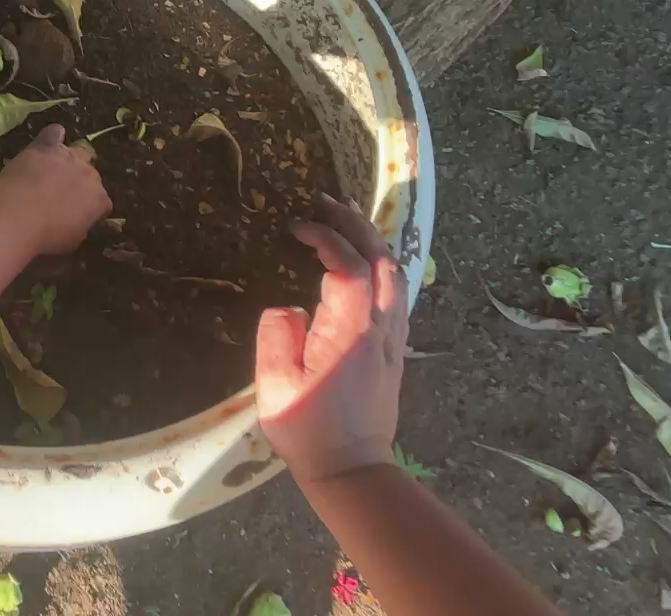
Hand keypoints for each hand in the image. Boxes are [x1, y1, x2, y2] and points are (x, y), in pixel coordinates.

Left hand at [0, 124, 111, 254]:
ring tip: (53, 171)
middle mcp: (89, 174)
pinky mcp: (45, 147)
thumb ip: (81, 225)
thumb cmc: (47, 235)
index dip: (91, 207)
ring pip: (77, 152)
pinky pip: (54, 134)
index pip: (102, 201)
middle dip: (79, 183)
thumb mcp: (72, 239)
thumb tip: (79, 220)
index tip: (79, 213)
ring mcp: (68, 157)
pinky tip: (50, 139)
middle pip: (90, 174)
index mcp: (99, 199)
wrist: (18, 214)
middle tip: (61, 194)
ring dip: (68, 161)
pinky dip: (53, 136)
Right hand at [256, 192, 408, 483]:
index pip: (348, 267)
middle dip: (356, 225)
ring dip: (372, 240)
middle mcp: (380, 329)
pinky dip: (381, 263)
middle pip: (381, 262)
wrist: (351, 470)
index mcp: (350, 333)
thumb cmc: (306, 427)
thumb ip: (277, 333)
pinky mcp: (394, 348)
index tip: (297, 227)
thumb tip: (291, 308)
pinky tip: (366, 257)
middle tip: (327, 200)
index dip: (327, 237)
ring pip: (395, 275)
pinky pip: (396, 293)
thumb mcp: (274, 382)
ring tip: (346, 216)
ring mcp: (393, 339)